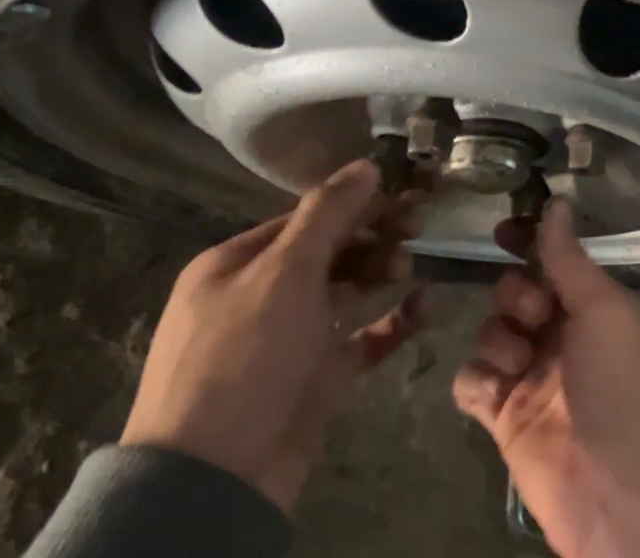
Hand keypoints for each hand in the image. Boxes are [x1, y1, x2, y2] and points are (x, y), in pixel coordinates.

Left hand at [120, 159, 424, 513]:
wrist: (215, 475)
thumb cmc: (243, 356)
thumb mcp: (284, 272)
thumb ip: (328, 214)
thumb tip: (367, 164)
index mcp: (236, 265)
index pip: (307, 218)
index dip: (358, 204)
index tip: (409, 194)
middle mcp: (261, 296)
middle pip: (331, 252)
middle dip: (375, 237)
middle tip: (421, 227)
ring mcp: (290, 339)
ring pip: (349, 291)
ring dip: (384, 274)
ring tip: (414, 270)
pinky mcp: (317, 376)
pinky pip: (363, 337)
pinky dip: (393, 321)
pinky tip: (424, 309)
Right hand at [453, 201, 639, 557]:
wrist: (615, 490)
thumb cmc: (622, 386)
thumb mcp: (606, 311)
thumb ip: (571, 260)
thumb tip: (556, 204)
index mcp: (598, 306)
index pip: (556, 259)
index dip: (529, 242)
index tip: (503, 230)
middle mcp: (564, 334)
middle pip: (516, 290)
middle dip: (516, 295)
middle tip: (534, 317)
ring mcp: (532, 375)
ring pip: (489, 330)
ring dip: (497, 338)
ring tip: (518, 362)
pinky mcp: (503, 414)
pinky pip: (472, 380)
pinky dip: (478, 381)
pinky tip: (496, 394)